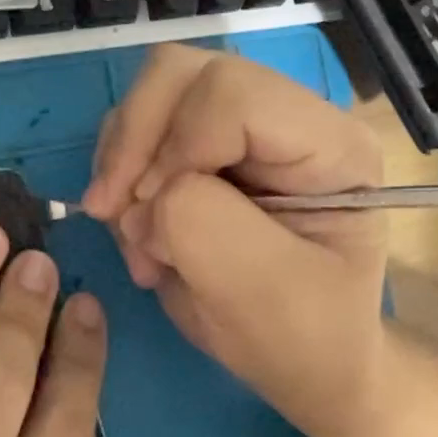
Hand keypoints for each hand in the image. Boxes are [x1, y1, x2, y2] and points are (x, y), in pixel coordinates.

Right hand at [82, 44, 389, 436]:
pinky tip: (137, 233)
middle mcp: (282, 115)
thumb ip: (204, 226)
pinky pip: (131, 129)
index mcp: (327, 143)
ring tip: (137, 241)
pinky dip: (116, 178)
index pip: (233, 94)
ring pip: (146, 96)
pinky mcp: (195, 140)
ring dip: (121, 167)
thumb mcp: (265, 295)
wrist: (299, 363)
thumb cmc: (302, 338)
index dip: (179, 144)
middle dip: (134, 141)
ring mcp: (233, 124)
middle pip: (178, 73)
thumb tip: (146, 194)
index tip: (150, 213)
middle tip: (111, 211)